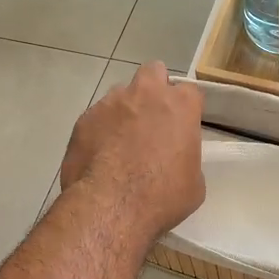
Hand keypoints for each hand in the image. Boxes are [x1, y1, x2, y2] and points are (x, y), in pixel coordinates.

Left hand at [60, 61, 205, 242]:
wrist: (110, 207)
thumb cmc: (162, 196)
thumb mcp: (193, 183)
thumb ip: (187, 158)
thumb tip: (176, 160)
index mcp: (180, 106)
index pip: (190, 92)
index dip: (186, 108)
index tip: (182, 126)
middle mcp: (146, 94)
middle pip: (153, 71)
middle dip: (153, 88)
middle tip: (151, 118)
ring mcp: (112, 102)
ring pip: (120, 94)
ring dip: (124, 110)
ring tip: (119, 141)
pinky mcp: (85, 118)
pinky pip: (96, 117)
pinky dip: (99, 130)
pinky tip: (98, 155)